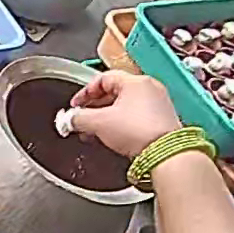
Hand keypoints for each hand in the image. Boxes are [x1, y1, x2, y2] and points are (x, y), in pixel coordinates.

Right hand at [67, 70, 181, 157]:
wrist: (164, 153)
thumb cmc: (138, 132)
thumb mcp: (98, 123)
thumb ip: (79, 118)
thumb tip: (69, 119)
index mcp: (135, 81)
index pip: (103, 79)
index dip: (84, 92)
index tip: (75, 106)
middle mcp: (149, 88)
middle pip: (114, 92)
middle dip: (93, 107)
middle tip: (82, 119)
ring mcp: (157, 104)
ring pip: (124, 105)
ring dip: (105, 116)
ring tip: (94, 131)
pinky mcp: (160, 120)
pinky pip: (134, 116)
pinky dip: (120, 123)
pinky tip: (112, 135)